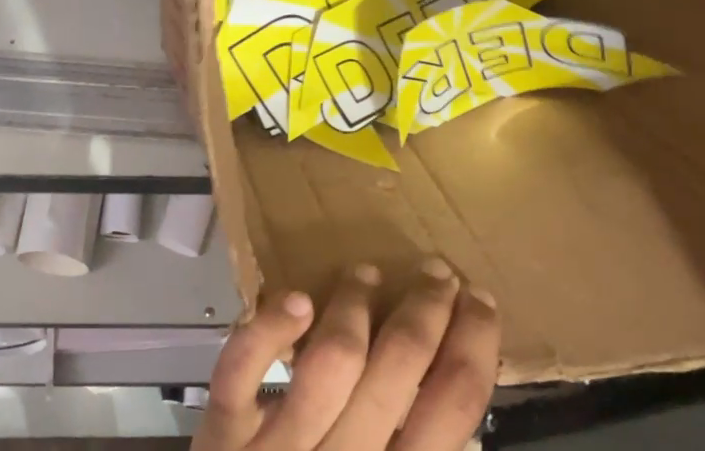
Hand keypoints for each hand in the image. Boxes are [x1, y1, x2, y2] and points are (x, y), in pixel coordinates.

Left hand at [193, 260, 500, 450]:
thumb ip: (422, 446)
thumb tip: (459, 385)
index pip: (452, 409)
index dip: (474, 346)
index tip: (480, 300)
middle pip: (398, 370)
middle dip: (425, 310)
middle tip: (436, 271)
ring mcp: (280, 448)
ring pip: (330, 361)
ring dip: (354, 306)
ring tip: (367, 273)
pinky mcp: (224, 433)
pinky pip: (241, 374)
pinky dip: (267, 332)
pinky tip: (296, 299)